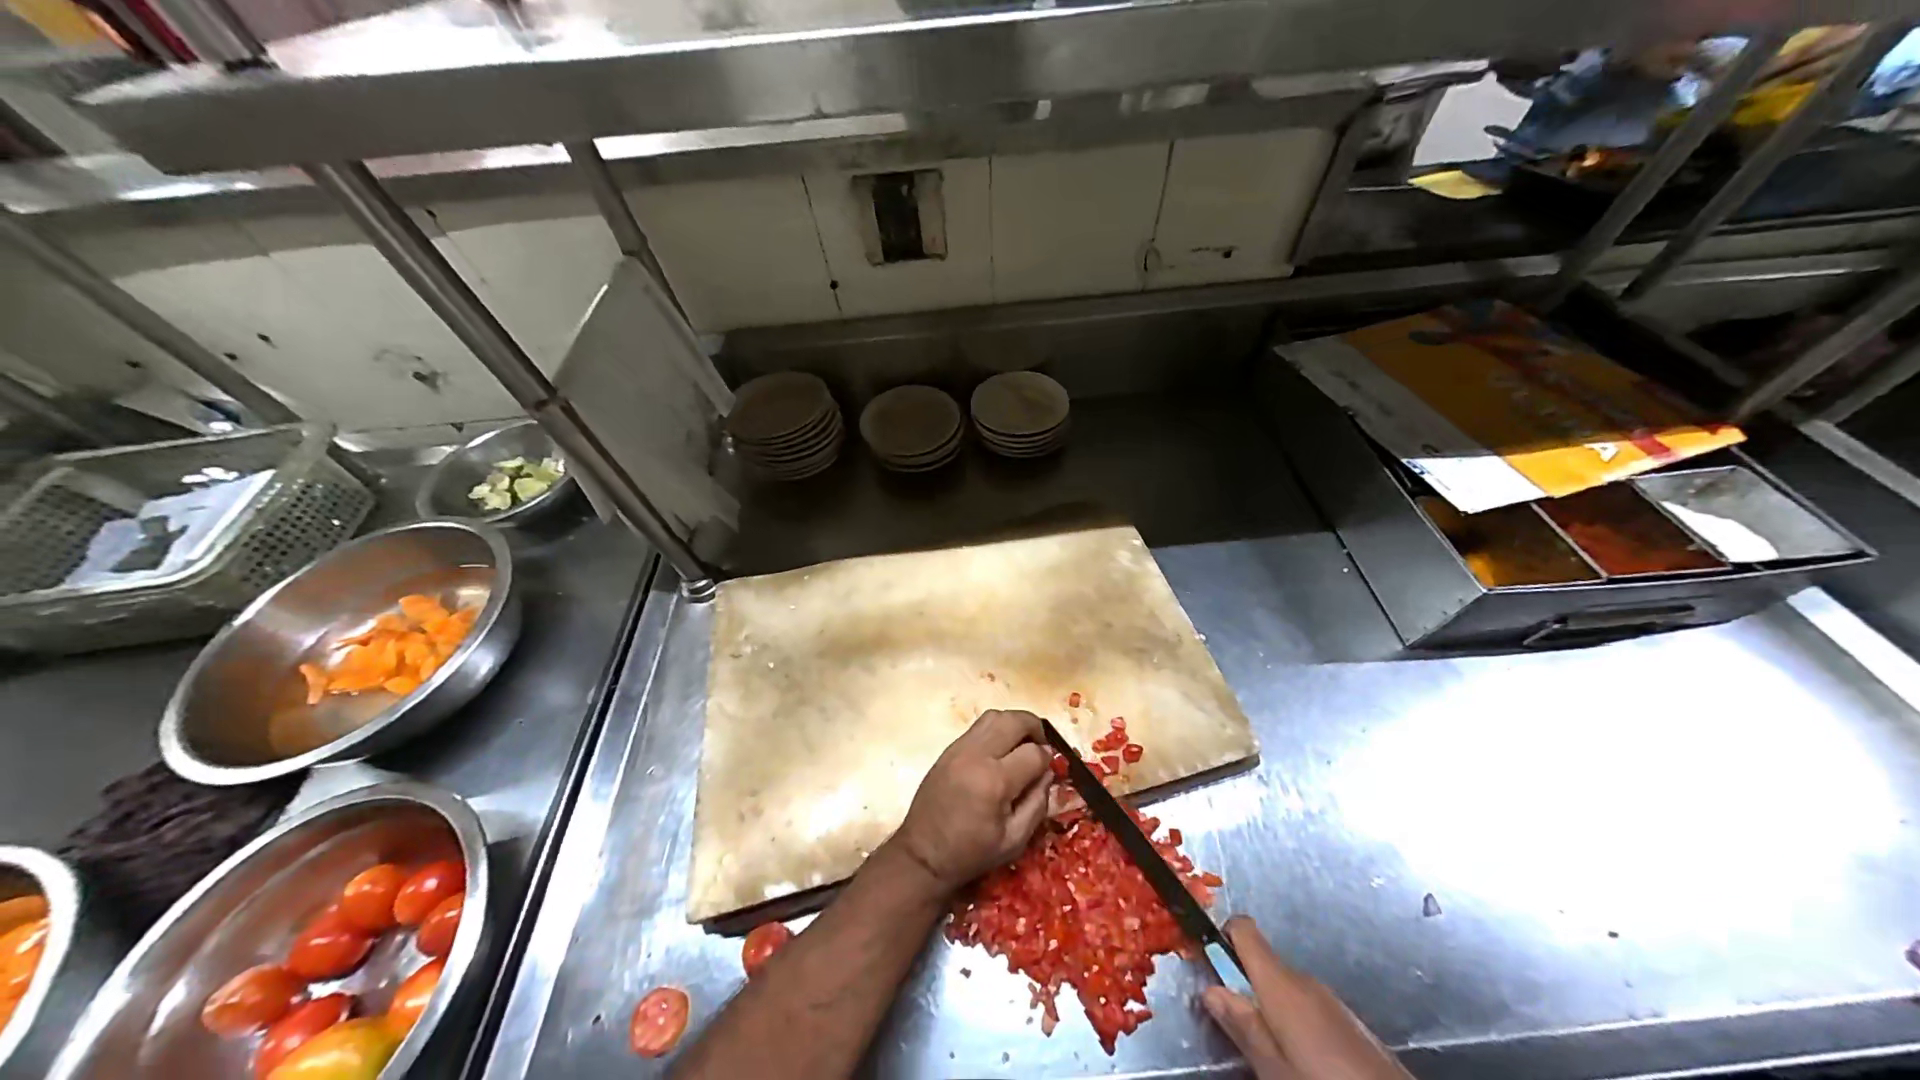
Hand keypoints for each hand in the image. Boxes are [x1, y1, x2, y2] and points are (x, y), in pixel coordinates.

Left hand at [887, 710, 1052, 896]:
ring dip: (1014, 724)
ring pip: (994, 717)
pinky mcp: (948, 750)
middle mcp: (976, 755)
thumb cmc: (971, 853)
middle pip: (1014, 720)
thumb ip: (1038, 803)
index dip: (1048, 760)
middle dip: (1036, 728)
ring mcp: (958, 749)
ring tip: (1023, 744)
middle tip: (1042, 746)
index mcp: (994, 781)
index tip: (1050, 770)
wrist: (922, 854)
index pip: (1034, 753)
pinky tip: (1000, 752)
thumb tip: (1047, 773)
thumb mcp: (1015, 839)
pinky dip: (996, 731)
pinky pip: (978, 727)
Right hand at [1202, 917, 1412, 1079]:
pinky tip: (1305, 1061)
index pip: (1244, 929)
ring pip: (1286, 989)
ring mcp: (1332, 1000)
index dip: (1223, 937)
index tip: (1211, 964)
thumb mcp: (1272, 1067)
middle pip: (1262, 964)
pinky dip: (1297, 1023)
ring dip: (1272, 1009)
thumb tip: (1210, 989)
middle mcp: (1305, 980)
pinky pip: (1310, 1007)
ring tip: (1273, 1053)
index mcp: (1280, 982)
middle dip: (1245, 987)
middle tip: (1238, 1028)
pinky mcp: (1351, 1022)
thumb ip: (1241, 1024)